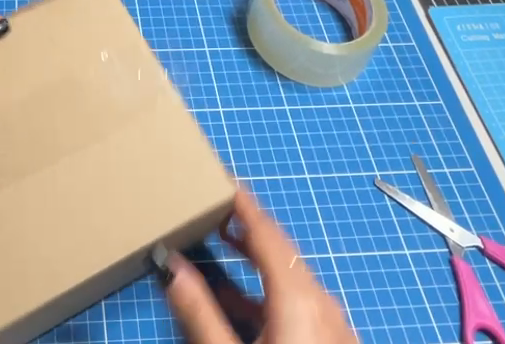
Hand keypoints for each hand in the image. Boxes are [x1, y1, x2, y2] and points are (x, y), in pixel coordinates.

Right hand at [162, 188, 355, 342]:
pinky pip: (300, 305)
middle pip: (281, 252)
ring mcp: (333, 327)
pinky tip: (245, 305)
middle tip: (212, 210)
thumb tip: (171, 268)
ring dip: (257, 263)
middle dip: (245, 231)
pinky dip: (271, 293)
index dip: (241, 201)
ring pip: (291, 280)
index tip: (219, 176)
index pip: (266, 230)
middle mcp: (321, 304)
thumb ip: (199, 313)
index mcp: (298, 297)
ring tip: (222, 248)